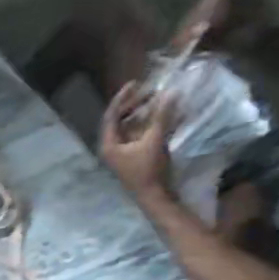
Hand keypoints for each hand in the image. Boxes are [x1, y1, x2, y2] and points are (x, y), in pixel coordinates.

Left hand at [100, 79, 177, 200]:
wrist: (153, 196)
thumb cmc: (149, 170)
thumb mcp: (155, 140)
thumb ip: (161, 116)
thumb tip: (170, 93)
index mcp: (108, 144)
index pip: (110, 115)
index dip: (122, 98)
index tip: (134, 83)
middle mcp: (110, 148)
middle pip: (118, 120)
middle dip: (133, 104)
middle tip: (148, 90)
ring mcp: (120, 153)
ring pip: (128, 127)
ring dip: (141, 113)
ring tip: (155, 99)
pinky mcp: (131, 157)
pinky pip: (135, 135)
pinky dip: (145, 124)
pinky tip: (158, 116)